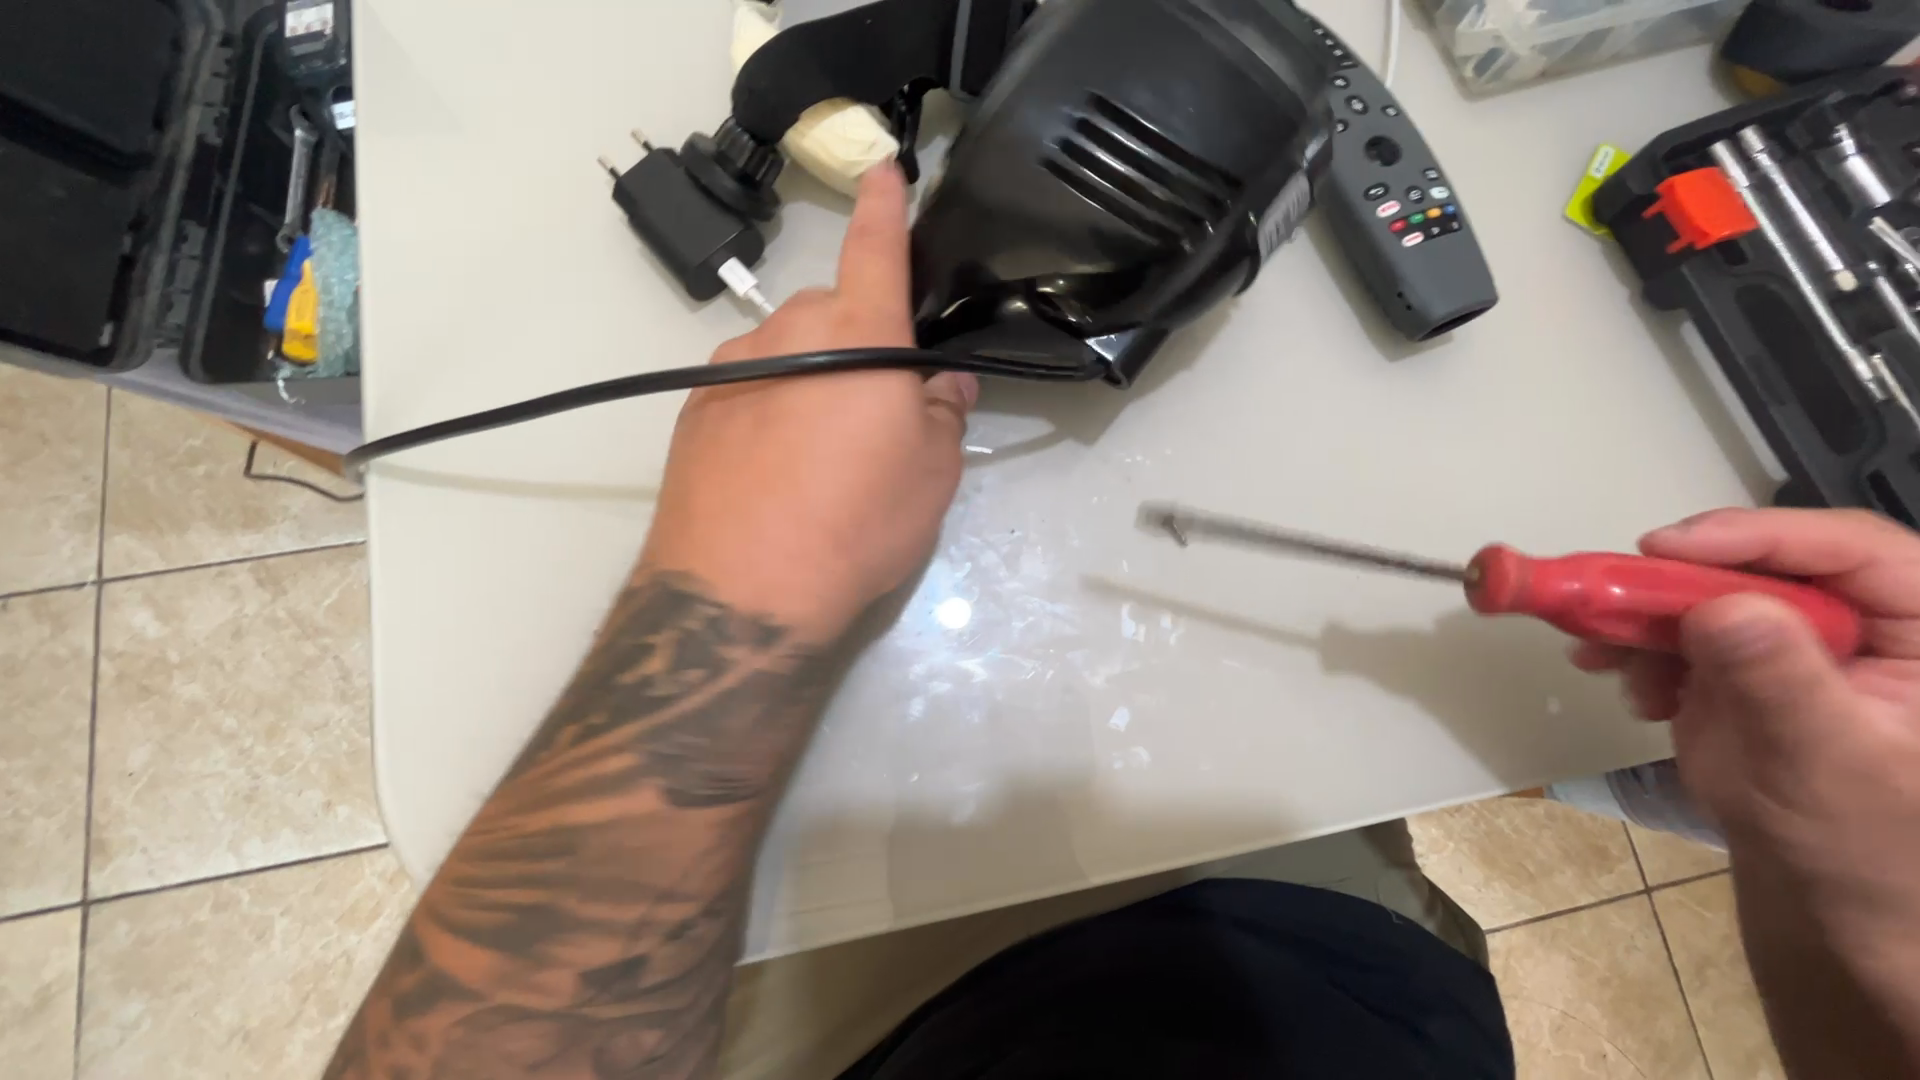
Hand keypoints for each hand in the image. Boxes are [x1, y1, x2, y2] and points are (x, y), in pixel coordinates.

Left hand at [639, 164, 975, 641]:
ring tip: (821, 453)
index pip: (876, 248)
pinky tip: (778, 467)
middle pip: (833, 309)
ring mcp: (730, 367)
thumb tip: (944, 384)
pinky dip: (772, 405)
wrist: (740, 590)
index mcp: (858, 335)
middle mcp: (787, 332)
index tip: (883, 165)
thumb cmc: (855, 524)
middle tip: (876, 410)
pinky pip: (750, 385)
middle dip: (859, 340)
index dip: (885, 205)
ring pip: (788, 350)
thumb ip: (943, 415)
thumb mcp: (930, 476)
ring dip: (811, 377)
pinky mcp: (694, 408)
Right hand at [1572, 508, 1919, 1069]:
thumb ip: (1782, 684)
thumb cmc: (1855, 835)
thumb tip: (1725, 609)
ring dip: (1637, 617)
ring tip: (1602, 654)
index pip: (1854, 551)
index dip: (1760, 536)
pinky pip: (1669, 625)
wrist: (1818, 879)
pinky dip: (1631, 647)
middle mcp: (1861, 617)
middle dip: (1674, 581)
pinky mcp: (1733, 653)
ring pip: (1700, 590)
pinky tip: (1626, 682)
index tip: (1665, 547)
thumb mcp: (1826, 762)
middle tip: (1608, 593)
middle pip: (1759, 563)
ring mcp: (1790, 634)